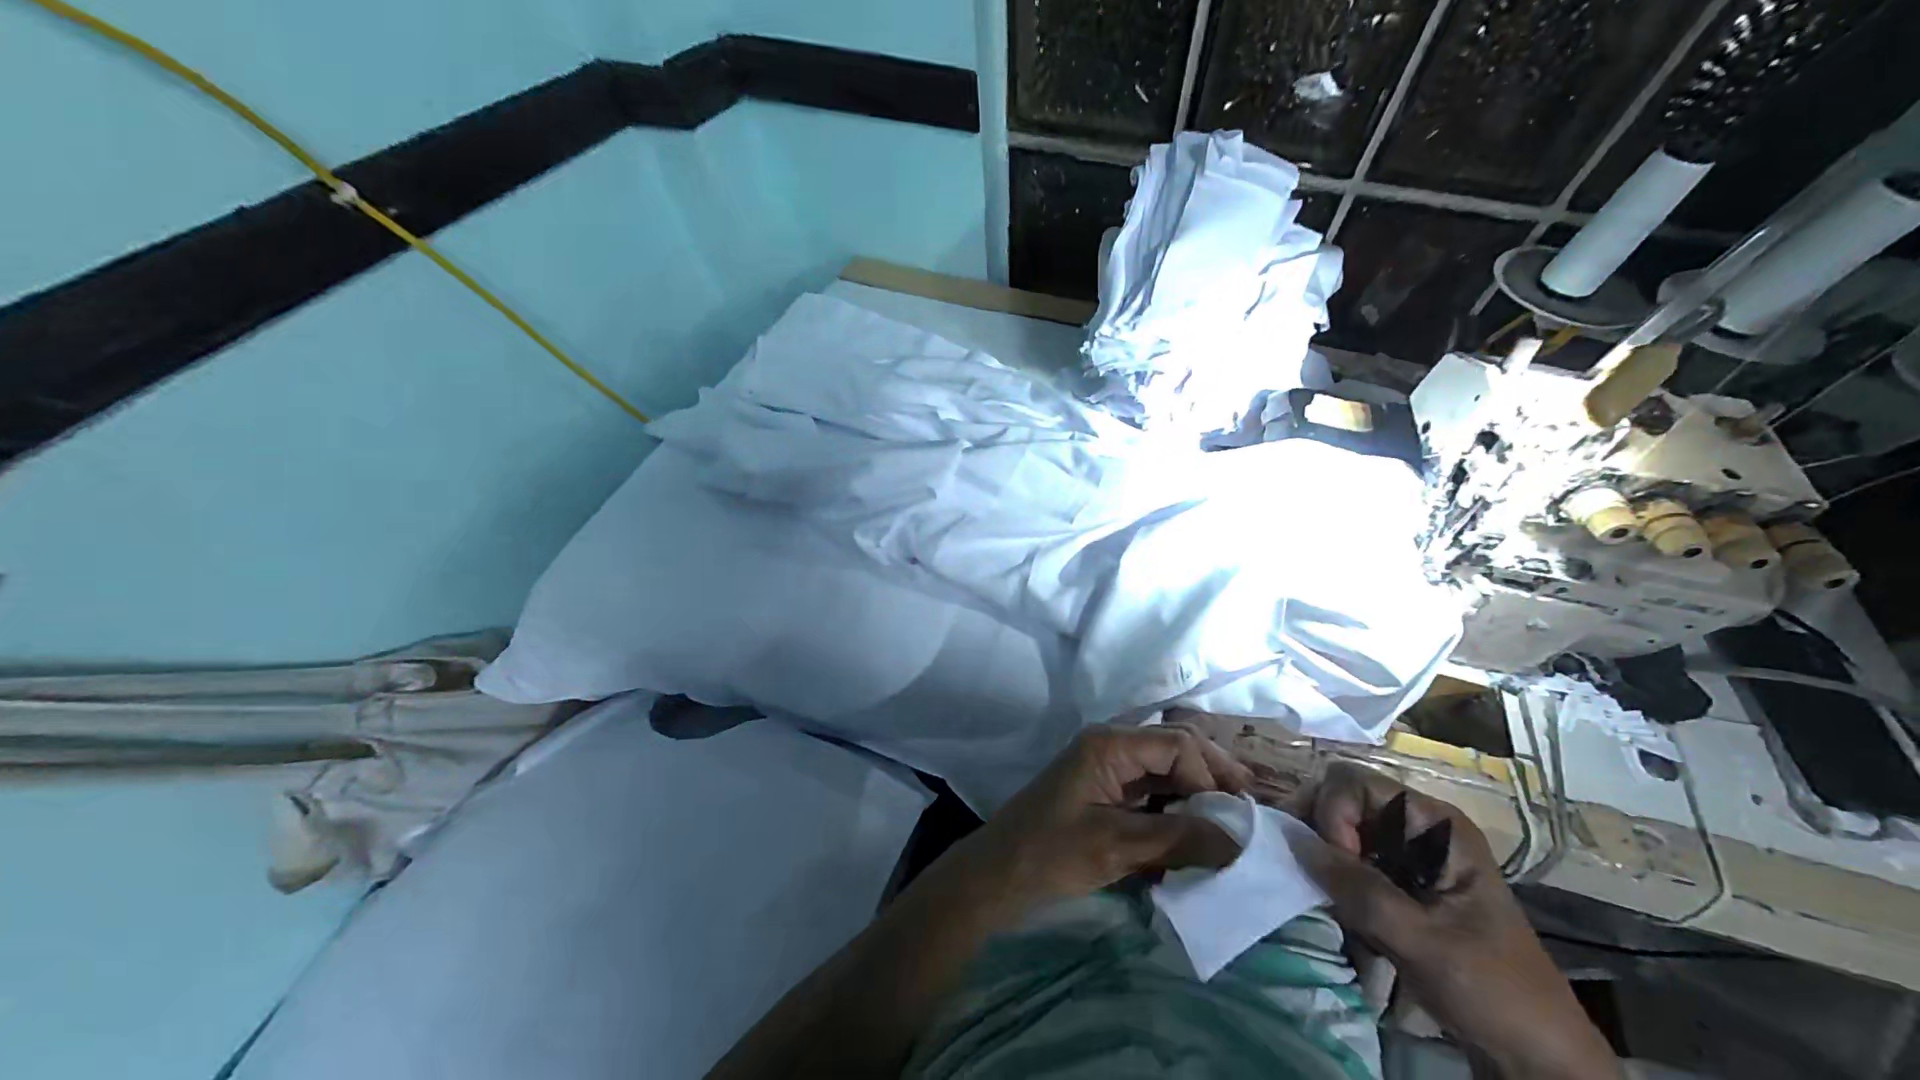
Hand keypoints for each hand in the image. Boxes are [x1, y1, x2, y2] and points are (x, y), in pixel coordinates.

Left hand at [944, 724, 1253, 922]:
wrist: (997, 876)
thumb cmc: (1050, 853)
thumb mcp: (1117, 846)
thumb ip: (1178, 838)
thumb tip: (1238, 840)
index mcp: (1110, 745)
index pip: (1177, 744)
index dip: (1209, 777)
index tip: (1228, 820)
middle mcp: (1111, 747)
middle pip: (1174, 750)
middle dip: (1211, 778)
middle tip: (1246, 812)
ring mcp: (1106, 770)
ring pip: (1164, 772)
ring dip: (1195, 796)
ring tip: (1227, 827)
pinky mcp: (1103, 794)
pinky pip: (1149, 793)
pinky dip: (1173, 811)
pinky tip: (1192, 838)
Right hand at [1300, 762, 1619, 1079]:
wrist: (1536, 1054)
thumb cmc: (1492, 989)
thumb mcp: (1422, 940)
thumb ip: (1358, 888)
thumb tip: (1293, 840)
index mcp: (1434, 823)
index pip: (1353, 783)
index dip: (1333, 813)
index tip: (1338, 864)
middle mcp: (1416, 827)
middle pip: (1339, 801)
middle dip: (1319, 835)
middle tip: (1314, 879)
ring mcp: (1405, 855)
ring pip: (1336, 833)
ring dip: (1323, 864)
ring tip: (1328, 902)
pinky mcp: (1396, 883)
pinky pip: (1345, 864)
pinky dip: (1333, 885)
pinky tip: (1341, 915)